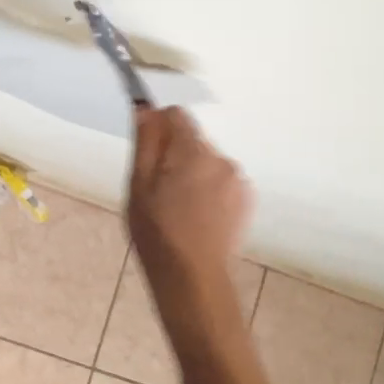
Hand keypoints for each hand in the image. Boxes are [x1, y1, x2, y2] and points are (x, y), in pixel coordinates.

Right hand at [128, 106, 248, 285]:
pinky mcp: (246, 201)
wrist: (192, 275)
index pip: (177, 115)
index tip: (146, 153)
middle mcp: (222, 159)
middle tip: (157, 188)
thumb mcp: (138, 184)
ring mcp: (238, 181)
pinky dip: (207, 189)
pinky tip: (195, 214)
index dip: (158, 127)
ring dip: (192, 172)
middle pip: (193, 140)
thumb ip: (145, 142)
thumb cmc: (156, 230)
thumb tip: (145, 108)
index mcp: (193, 151)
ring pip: (207, 161)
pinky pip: (221, 181)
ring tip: (176, 205)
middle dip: (174, 154)